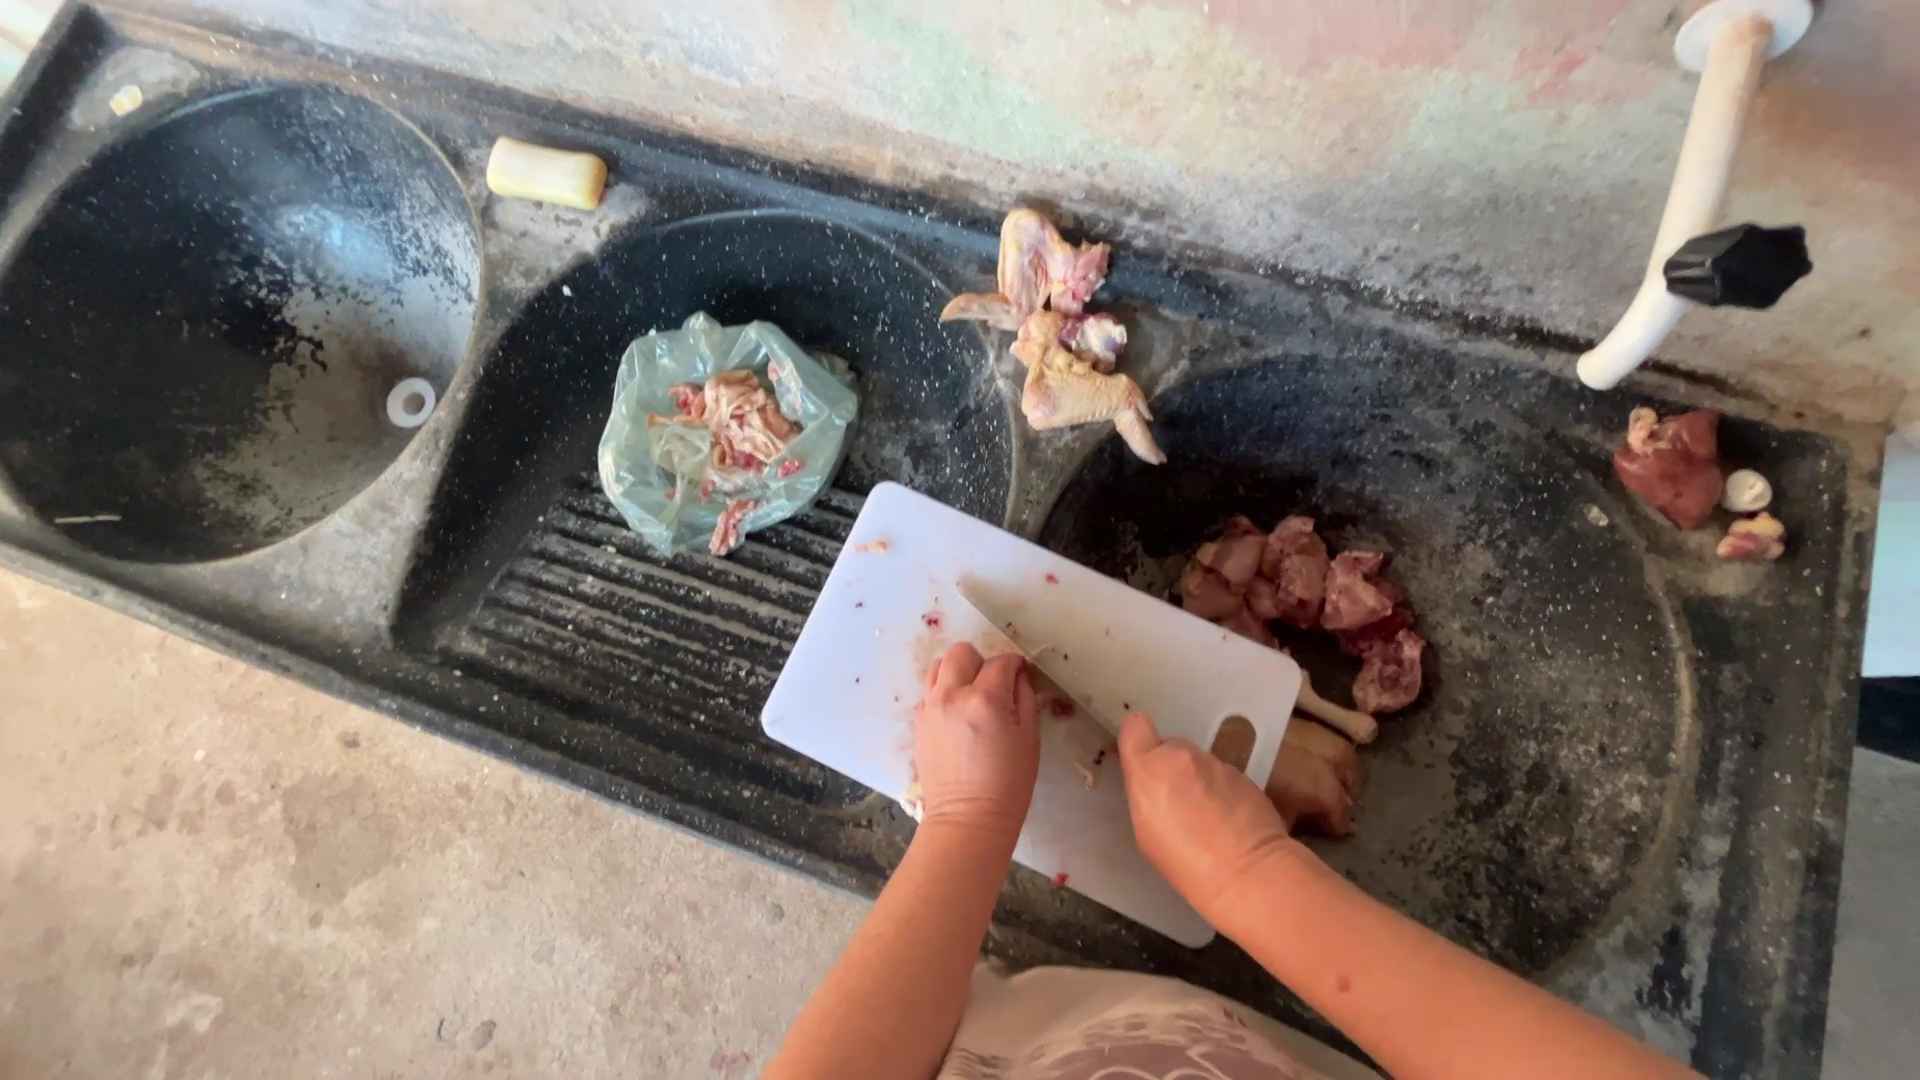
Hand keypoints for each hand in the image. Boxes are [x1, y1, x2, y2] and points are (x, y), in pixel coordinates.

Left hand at [913, 644, 1039, 836]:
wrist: (968, 819)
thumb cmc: (1009, 784)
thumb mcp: (1029, 739)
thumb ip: (1024, 699)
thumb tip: (1018, 676)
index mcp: (985, 699)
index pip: (1000, 662)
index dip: (1015, 665)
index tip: (1021, 674)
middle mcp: (952, 695)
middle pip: (961, 652)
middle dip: (981, 662)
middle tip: (993, 685)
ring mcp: (930, 708)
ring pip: (939, 666)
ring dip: (957, 672)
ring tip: (971, 695)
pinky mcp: (919, 723)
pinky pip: (930, 692)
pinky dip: (944, 693)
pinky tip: (957, 715)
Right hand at [1118, 712, 1302, 932]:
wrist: (1247, 873)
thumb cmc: (1183, 860)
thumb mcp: (1145, 828)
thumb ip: (1145, 790)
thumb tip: (1155, 781)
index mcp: (1150, 766)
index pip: (1136, 725)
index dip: (1139, 740)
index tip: (1143, 761)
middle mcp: (1183, 755)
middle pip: (1170, 748)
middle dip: (1172, 769)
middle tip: (1178, 803)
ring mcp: (1217, 763)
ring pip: (1199, 764)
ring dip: (1199, 781)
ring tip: (1208, 819)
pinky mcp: (1245, 776)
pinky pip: (1224, 778)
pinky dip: (1223, 793)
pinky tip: (1229, 823)